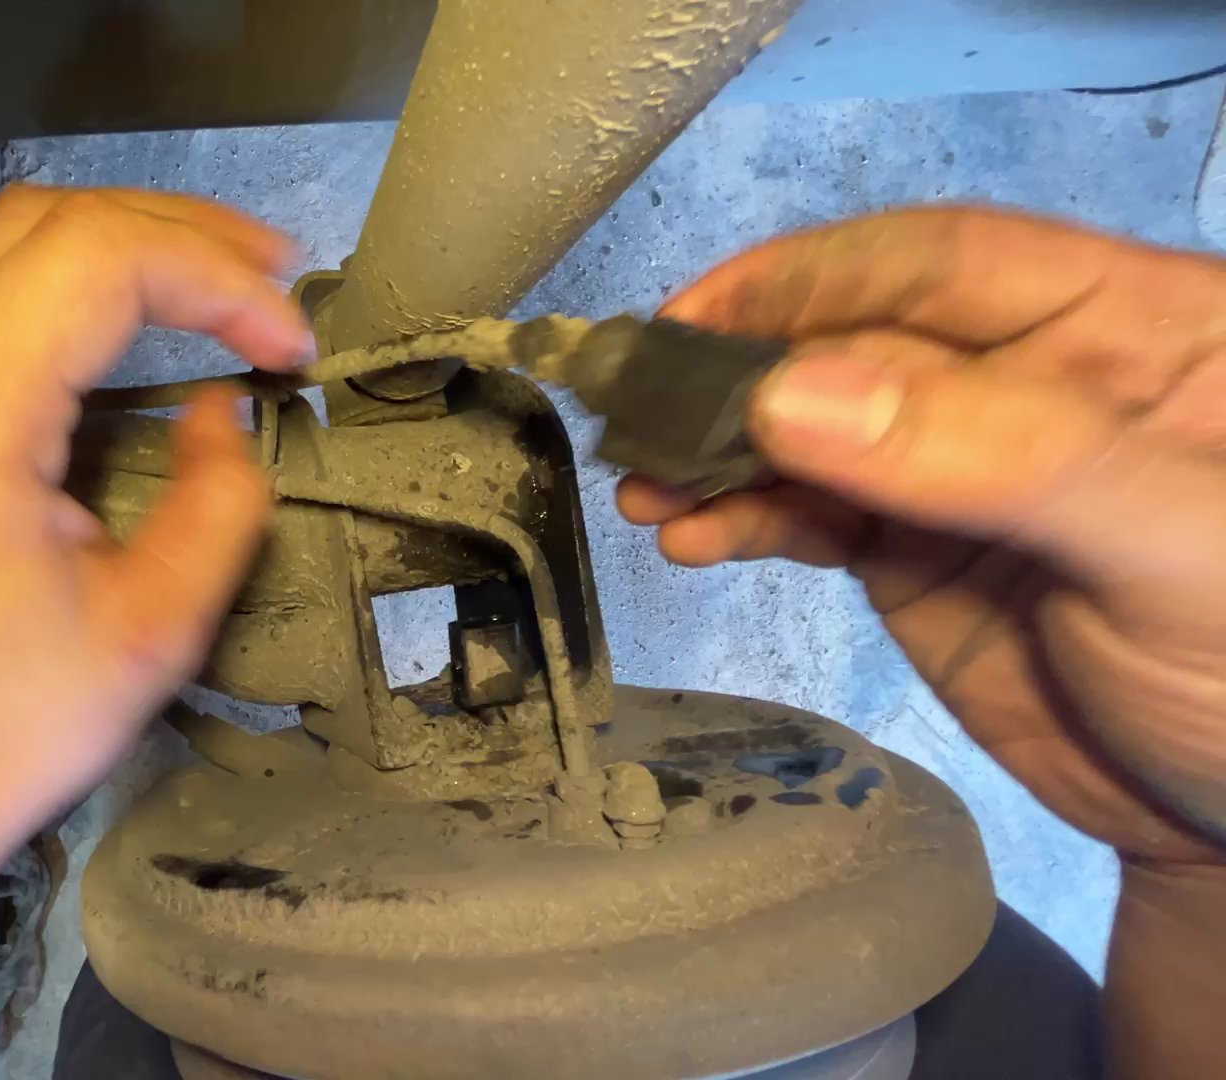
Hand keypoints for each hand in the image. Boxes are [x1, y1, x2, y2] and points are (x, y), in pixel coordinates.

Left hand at [0, 186, 310, 900]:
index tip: (288, 343)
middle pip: (42, 223)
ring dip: (109, 244)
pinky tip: (101, 320)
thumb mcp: (152, 634)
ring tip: (203, 278)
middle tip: (270, 272)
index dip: (216, 280)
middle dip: (177, 234)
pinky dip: (44, 282)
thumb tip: (221, 410)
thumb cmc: (3, 740)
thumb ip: (220, 502)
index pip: (96, 263)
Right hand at [619, 206, 1225, 866]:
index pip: (934, 264)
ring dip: (708, 461)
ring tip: (640, 495)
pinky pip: (792, 515)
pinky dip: (731, 523)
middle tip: (631, 424)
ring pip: (795, 437)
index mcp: (1124, 331)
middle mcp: (1013, 385)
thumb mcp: (1182, 552)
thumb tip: (783, 398)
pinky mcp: (892, 546)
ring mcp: (939, 471)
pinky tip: (688, 542)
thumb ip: (996, 456)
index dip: (800, 280)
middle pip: (834, 353)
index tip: (681, 325)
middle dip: (724, 387)